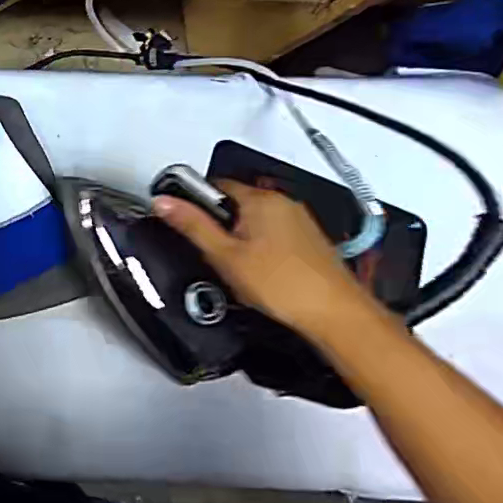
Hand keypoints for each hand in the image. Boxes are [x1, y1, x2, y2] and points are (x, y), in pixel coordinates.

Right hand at [153, 179, 379, 340]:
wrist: (338, 317)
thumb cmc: (288, 287)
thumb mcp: (224, 255)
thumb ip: (191, 224)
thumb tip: (164, 201)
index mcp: (261, 200)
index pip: (213, 184)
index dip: (193, 202)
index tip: (185, 221)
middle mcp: (283, 203)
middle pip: (233, 203)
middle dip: (218, 226)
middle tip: (215, 252)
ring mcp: (299, 222)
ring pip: (252, 220)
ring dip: (239, 239)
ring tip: (239, 267)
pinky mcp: (308, 240)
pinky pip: (271, 234)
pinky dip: (259, 248)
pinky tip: (260, 273)